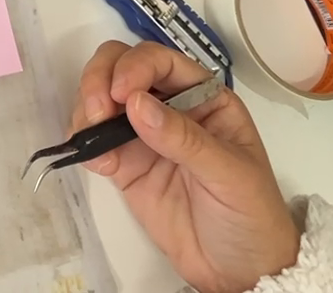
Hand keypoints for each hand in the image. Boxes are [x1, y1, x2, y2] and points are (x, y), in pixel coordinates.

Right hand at [71, 41, 297, 292]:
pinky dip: (81, 136)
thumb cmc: (251, 218)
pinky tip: (93, 159)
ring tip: (91, 135)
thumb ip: (184, 138)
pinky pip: (90, 133)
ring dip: (86, 105)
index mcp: (201, 97)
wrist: (239, 275)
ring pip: (99, 92)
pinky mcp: (120, 158)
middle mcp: (166, 103)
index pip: (159, 61)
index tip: (121, 95)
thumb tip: (134, 102)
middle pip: (119, 64)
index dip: (135, 67)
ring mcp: (139, 130)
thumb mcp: (231, 176)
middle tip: (96, 110)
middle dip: (100, 79)